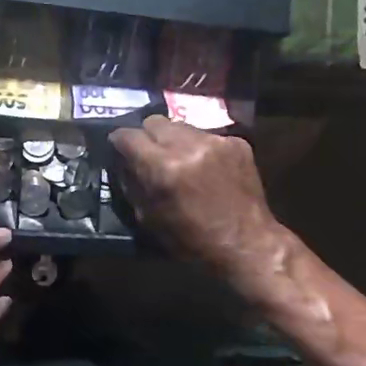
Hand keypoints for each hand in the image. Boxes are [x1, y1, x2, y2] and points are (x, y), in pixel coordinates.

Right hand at [109, 116, 282, 279]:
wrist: (247, 244)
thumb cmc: (193, 240)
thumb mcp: (149, 219)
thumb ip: (133, 184)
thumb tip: (123, 163)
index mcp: (163, 168)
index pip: (129, 135)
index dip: (119, 140)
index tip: (118, 147)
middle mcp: (188, 146)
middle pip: (154, 121)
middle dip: (146, 135)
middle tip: (148, 153)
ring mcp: (215, 141)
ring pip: (181, 125)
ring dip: (173, 139)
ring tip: (178, 159)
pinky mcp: (237, 143)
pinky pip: (206, 135)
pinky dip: (199, 147)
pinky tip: (205, 167)